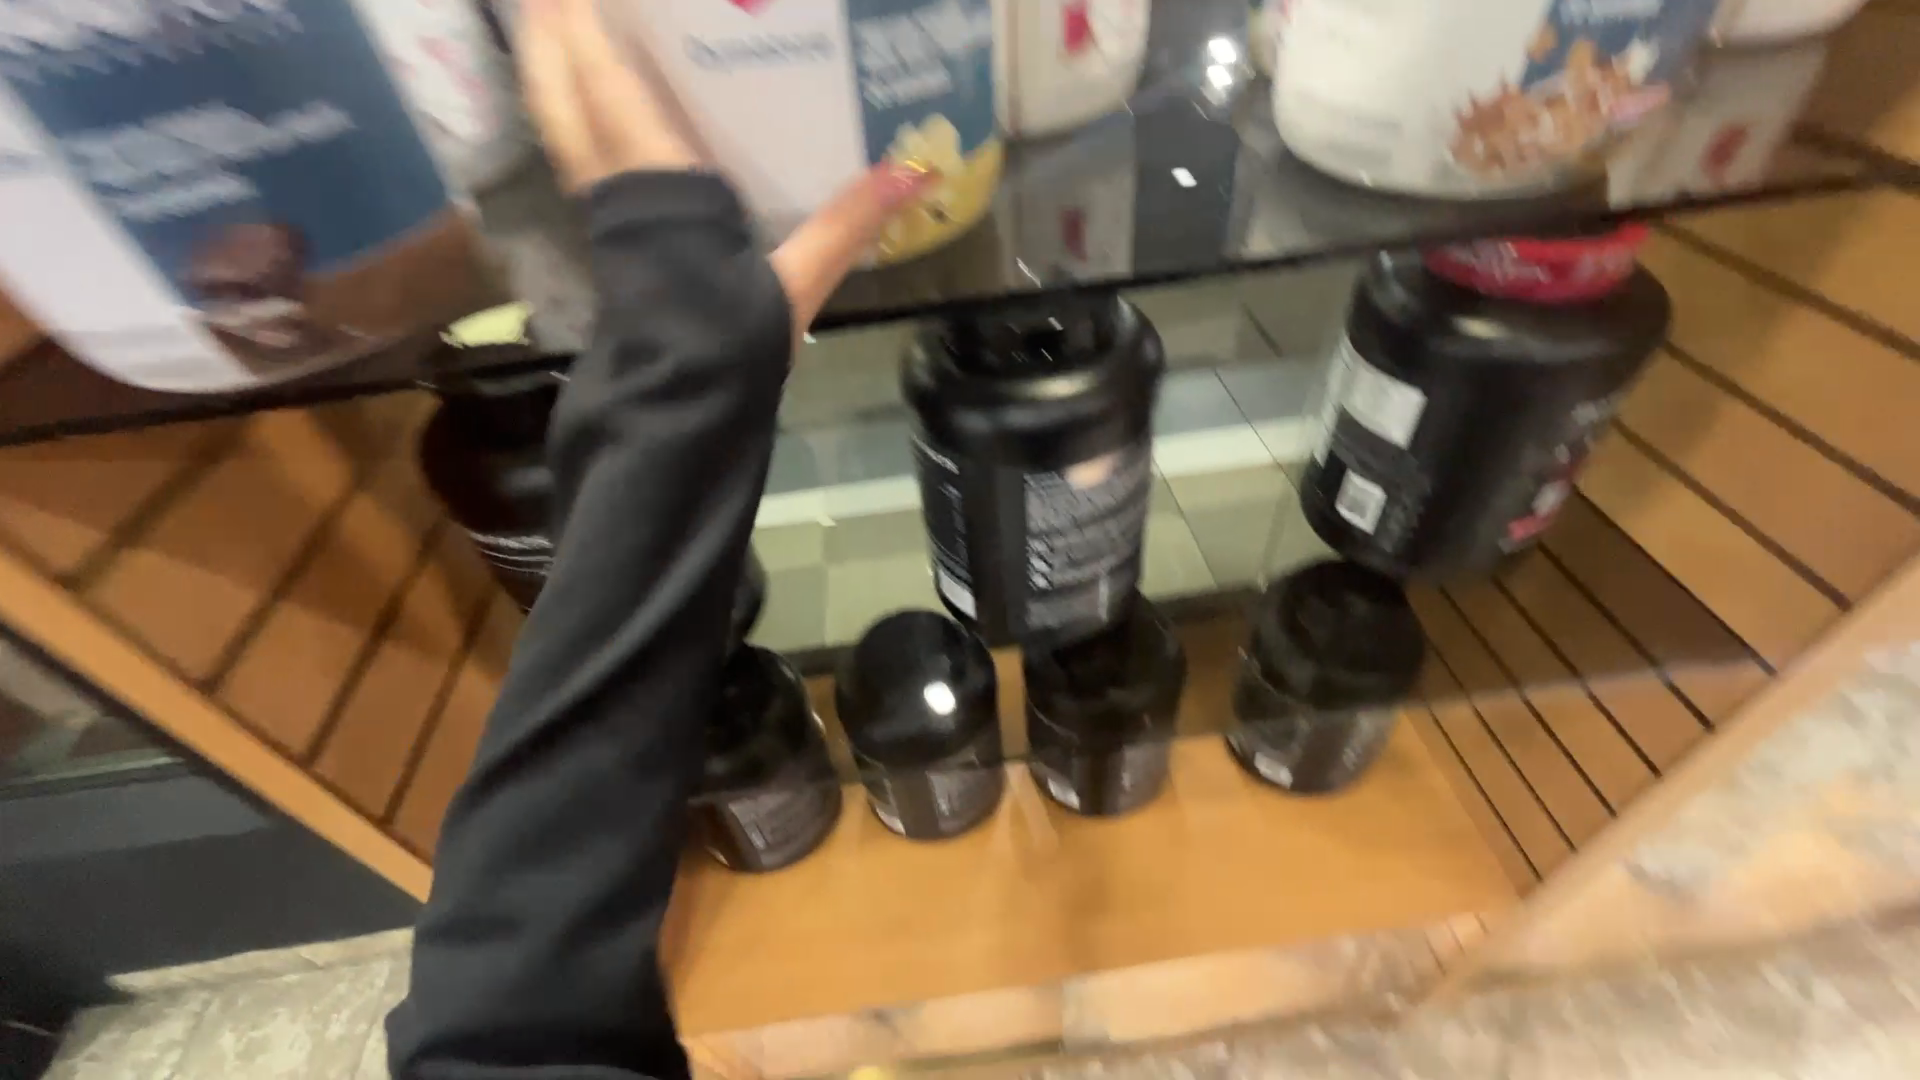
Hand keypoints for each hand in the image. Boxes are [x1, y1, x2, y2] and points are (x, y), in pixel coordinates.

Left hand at [515, 0, 939, 330]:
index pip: (605, 78)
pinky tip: (594, 107)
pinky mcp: (608, 236)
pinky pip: (576, 154)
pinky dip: (570, 114)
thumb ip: (848, 223)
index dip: (584, 19)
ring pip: (556, 122)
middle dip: (549, 29)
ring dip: (548, 67)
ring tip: (559, 25)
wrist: (687, 402)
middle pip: (557, 87)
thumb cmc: (734, 338)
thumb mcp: (798, 279)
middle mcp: (614, 183)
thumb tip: (914, 173)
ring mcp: (602, 211)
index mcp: (659, 179)